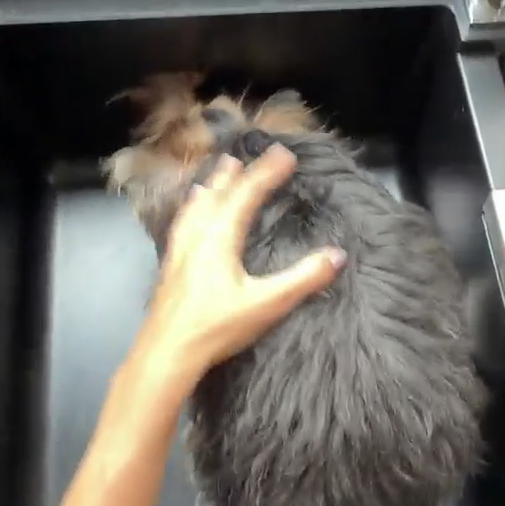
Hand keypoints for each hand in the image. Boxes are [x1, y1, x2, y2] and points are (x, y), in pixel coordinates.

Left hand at [125, 146, 344, 401]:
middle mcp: (198, 235)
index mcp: (220, 237)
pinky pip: (184, 223)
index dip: (268, 172)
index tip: (286, 154)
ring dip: (214, 185)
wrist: (167, 352)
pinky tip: (189, 214)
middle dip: (242, 172)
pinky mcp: (171, 265)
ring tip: (221, 170)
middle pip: (220, 193)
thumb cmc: (216, 327)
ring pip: (198, 206)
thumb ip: (303, 278)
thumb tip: (337, 255)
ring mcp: (180, 249)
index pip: (247, 194)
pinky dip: (192, 208)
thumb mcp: (267, 304)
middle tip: (256, 154)